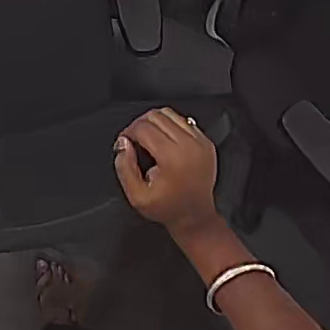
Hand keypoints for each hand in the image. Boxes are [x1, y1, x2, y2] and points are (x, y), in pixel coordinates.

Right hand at [113, 108, 221, 238]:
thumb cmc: (168, 208)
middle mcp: (189, 145)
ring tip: (147, 138)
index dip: (127, 132)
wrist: (195, 216)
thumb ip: (125, 167)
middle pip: (156, 116)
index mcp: (172, 157)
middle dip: (139, 125)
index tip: (123, 142)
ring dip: (154, 122)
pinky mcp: (205, 142)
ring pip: (170, 114)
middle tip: (132, 139)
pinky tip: (163, 140)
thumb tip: (123, 143)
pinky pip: (183, 121)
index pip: (143, 128)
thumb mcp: (136, 196)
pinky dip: (170, 125)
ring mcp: (200, 142)